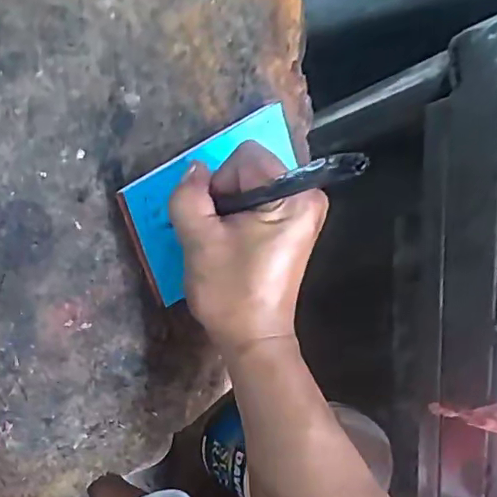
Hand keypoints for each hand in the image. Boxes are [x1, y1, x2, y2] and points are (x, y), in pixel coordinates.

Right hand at [168, 139, 327, 353]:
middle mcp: (308, 197)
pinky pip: (258, 207)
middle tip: (217, 237)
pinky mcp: (294, 231)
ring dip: (228, 212)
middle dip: (224, 198)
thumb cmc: (230, 293)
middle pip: (248, 170)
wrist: (254, 340)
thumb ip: (188, 194)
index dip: (218, 185)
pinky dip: (240, 222)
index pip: (243, 156)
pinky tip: (234, 251)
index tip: (216, 223)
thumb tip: (194, 171)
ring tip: (225, 247)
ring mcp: (304, 215)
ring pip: (249, 189)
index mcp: (295, 193)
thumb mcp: (198, 239)